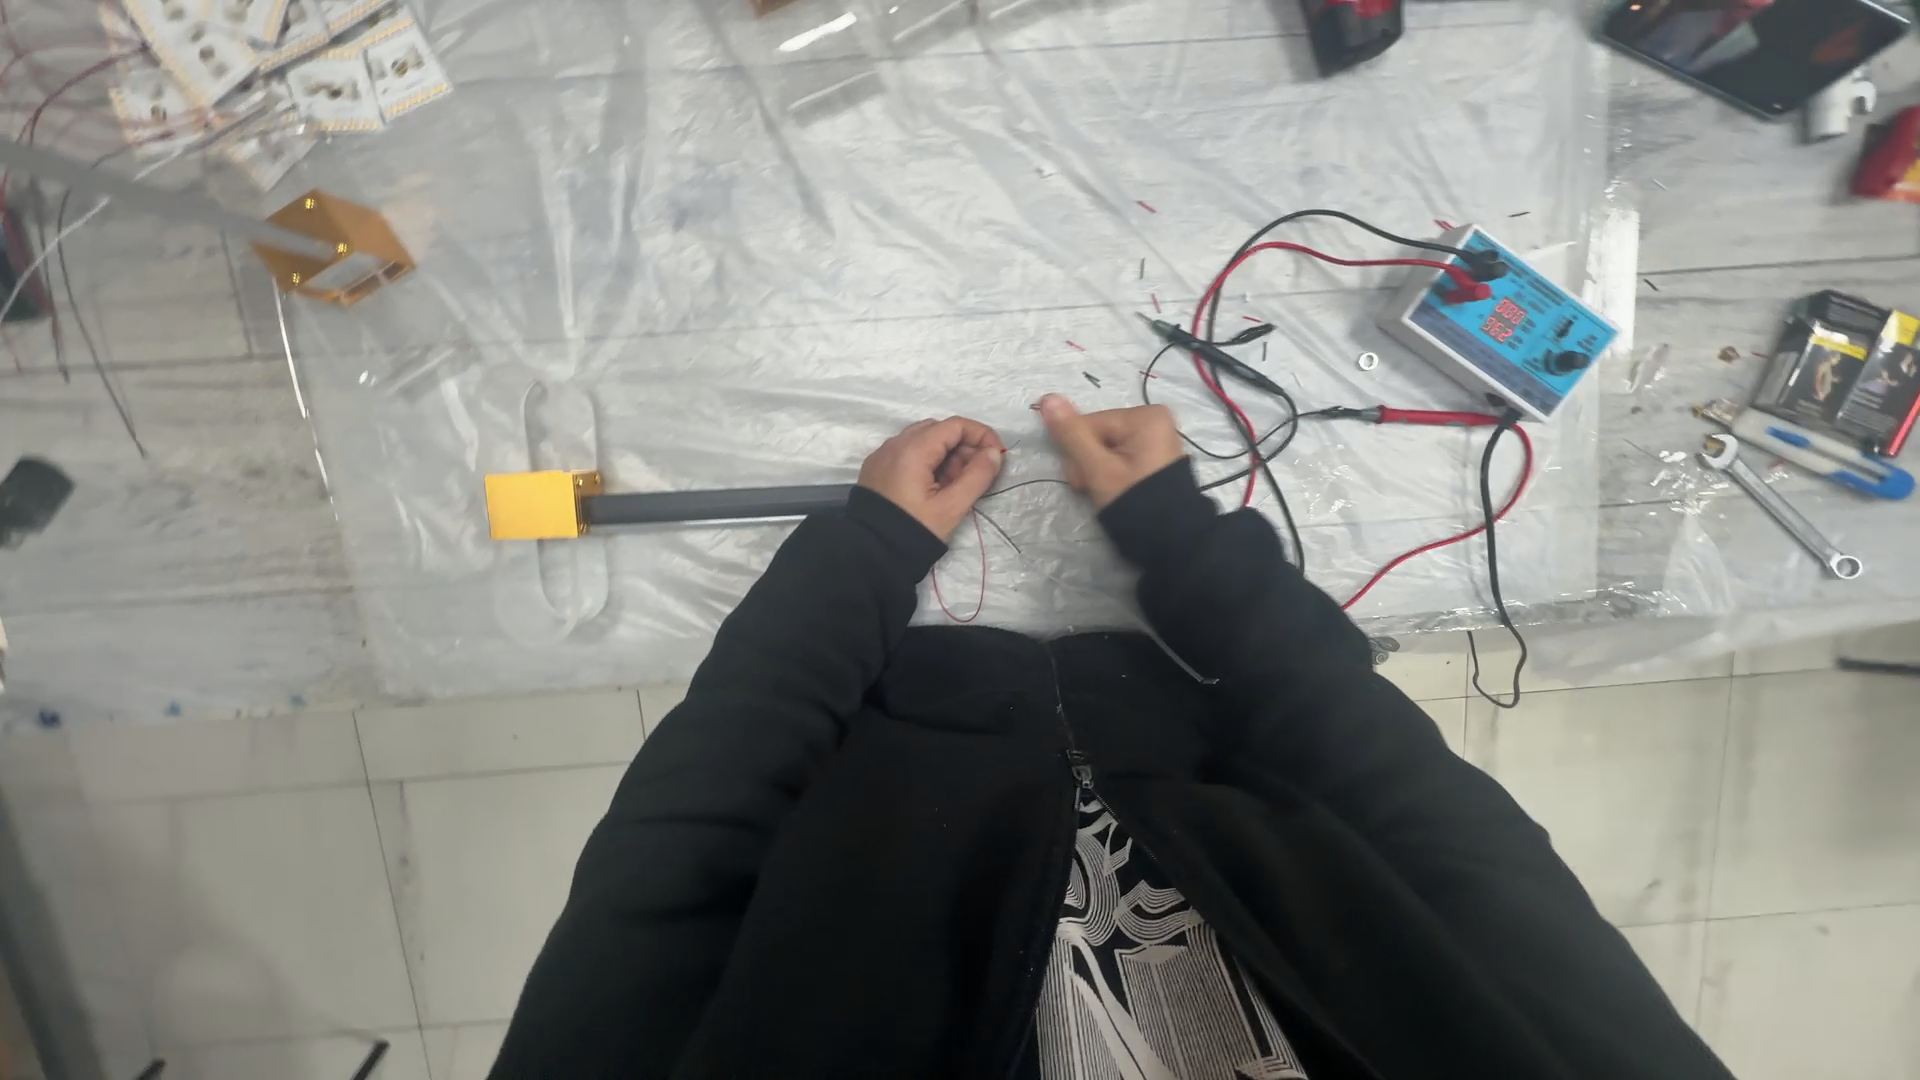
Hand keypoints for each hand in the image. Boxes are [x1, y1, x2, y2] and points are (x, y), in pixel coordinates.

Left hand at [858, 416, 1004, 539]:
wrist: (871, 554)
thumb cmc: (914, 530)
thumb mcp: (952, 507)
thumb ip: (977, 476)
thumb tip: (993, 453)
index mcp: (913, 449)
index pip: (955, 425)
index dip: (981, 435)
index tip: (996, 455)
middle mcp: (895, 444)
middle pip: (939, 429)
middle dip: (964, 445)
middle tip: (977, 472)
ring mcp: (882, 454)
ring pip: (922, 439)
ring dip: (946, 453)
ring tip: (956, 482)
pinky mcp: (876, 468)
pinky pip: (907, 452)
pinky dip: (927, 460)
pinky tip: (934, 485)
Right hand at [1039, 394, 1183, 509]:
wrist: (1169, 538)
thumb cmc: (1133, 500)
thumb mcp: (1098, 469)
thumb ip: (1071, 435)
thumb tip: (1047, 398)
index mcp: (1144, 415)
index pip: (1087, 424)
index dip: (1077, 453)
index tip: (1083, 481)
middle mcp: (1153, 419)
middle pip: (1096, 434)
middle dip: (1087, 462)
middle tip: (1095, 488)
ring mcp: (1155, 437)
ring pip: (1104, 446)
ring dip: (1096, 469)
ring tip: (1105, 491)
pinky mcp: (1153, 454)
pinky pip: (1119, 454)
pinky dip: (1111, 471)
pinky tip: (1114, 487)